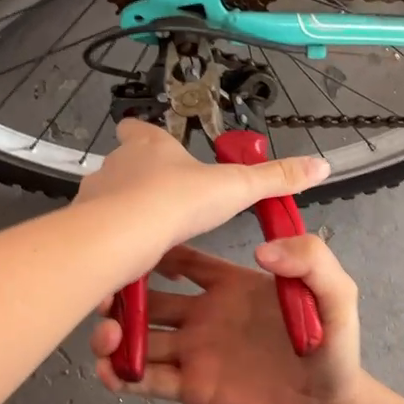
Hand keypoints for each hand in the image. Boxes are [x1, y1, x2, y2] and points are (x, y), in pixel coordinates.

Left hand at [74, 120, 330, 248]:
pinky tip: (129, 274)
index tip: (153, 144)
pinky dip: (111, 254)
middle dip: (139, 186)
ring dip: (123, 223)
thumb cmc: (178, 201)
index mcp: (149, 145)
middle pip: (122, 168)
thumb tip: (322, 164)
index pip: (137, 129)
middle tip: (164, 209)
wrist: (119, 237)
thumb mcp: (236, 189)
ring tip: (149, 248)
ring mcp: (92, 198)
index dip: (143, 134)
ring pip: (105, 206)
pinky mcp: (80, 232)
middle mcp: (115, 165)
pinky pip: (96, 240)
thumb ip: (275, 179)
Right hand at [89, 237, 363, 403]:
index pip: (182, 258)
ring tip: (106, 337)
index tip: (133, 244)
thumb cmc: (333, 350)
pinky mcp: (189, 389)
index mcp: (231, 285)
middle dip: (122, 294)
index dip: (156, 250)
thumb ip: (311, 260)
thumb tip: (262, 250)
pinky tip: (111, 372)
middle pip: (149, 298)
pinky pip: (147, 380)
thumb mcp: (337, 293)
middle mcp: (204, 314)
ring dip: (115, 334)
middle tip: (104, 297)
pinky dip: (122, 375)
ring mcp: (194, 352)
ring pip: (141, 338)